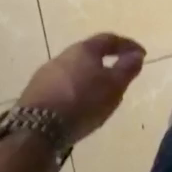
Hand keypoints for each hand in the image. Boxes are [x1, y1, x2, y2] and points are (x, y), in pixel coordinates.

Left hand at [17, 33, 145, 143]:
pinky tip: (76, 104)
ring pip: (72, 71)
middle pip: (88, 54)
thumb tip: (136, 55)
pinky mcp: (31, 94)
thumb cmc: (82, 102)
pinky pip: (59, 86)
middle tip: (118, 73)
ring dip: (86, 77)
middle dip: (104, 61)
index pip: (109, 39)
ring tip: (97, 93)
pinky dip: (72, 90)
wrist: (34, 132)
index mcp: (84, 49)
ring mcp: (43, 76)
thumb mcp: (115, 86)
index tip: (140, 55)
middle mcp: (62, 57)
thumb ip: (128, 68)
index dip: (127, 45)